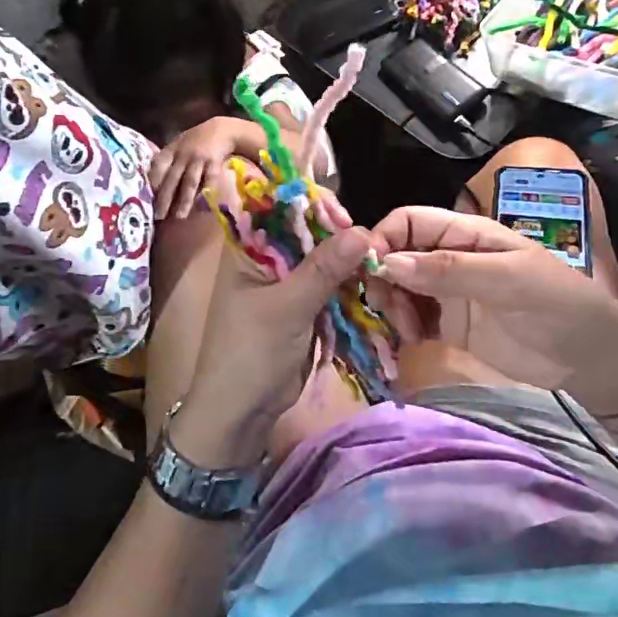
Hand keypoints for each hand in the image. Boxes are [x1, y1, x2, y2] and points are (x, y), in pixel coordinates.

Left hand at [149, 117, 262, 219]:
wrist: (222, 130)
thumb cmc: (196, 140)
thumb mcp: (178, 144)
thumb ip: (166, 159)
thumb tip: (149, 180)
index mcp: (171, 150)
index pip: (157, 167)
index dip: (152, 183)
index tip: (146, 199)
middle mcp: (183, 155)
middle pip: (171, 179)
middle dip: (164, 198)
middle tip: (158, 216)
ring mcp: (198, 159)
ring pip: (189, 182)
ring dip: (184, 201)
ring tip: (179, 216)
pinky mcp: (214, 163)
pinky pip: (208, 180)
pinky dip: (205, 193)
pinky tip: (201, 206)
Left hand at [172, 228, 373, 467]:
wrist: (242, 411)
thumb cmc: (250, 352)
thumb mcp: (287, 308)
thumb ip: (323, 269)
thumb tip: (363, 232)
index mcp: (249, 248)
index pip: (280, 207)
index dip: (312, 204)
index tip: (344, 218)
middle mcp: (269, 258)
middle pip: (309, 230)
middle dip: (339, 235)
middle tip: (369, 246)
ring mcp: (289, 282)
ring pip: (326, 258)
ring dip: (349, 261)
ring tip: (375, 266)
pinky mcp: (306, 306)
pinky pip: (332, 285)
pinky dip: (350, 285)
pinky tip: (371, 284)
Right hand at [368, 207, 617, 390]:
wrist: (593, 361)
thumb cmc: (560, 306)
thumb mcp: (509, 281)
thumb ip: (450, 270)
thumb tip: (388, 262)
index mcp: (465, 233)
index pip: (409, 221)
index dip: (383, 238)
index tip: (370, 269)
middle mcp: (449, 258)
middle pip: (395, 254)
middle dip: (383, 277)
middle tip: (389, 309)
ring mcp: (447, 293)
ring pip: (398, 288)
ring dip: (391, 306)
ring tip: (408, 332)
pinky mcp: (448, 326)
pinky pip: (410, 320)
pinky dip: (401, 329)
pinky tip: (412, 343)